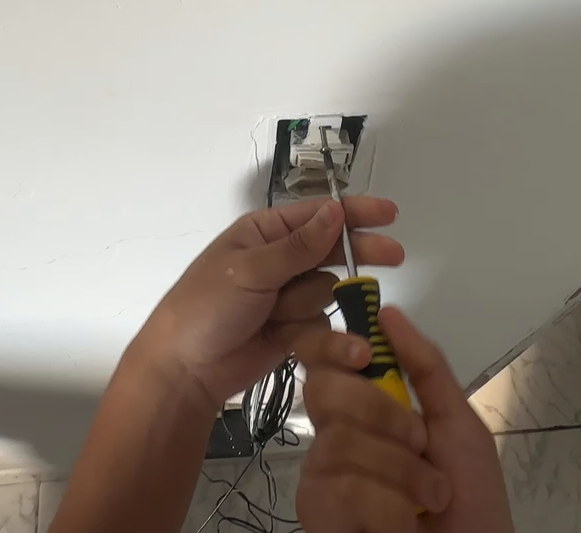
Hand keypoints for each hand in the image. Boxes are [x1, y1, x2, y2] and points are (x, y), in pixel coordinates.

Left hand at [129, 196, 402, 406]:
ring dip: (308, 307)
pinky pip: (323, 327)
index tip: (390, 215)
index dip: (354, 212)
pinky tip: (305, 346)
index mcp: (264, 232)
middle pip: (333, 250)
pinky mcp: (294, 330)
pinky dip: (319, 339)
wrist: (186, 369)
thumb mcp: (251, 271)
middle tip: (395, 256)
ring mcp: (288, 295)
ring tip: (276, 320)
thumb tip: (335, 211)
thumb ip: (298, 247)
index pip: (317, 215)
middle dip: (359, 254)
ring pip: (327, 293)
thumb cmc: (208, 306)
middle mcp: (280, 259)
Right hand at [295, 308, 512, 532]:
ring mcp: (320, 474)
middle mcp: (331, 432)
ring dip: (401, 472)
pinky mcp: (316, 514)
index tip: (365, 353)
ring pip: (338, 441)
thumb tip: (386, 310)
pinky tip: (401, 526)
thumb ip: (426, 367)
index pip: (316, 354)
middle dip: (382, 414)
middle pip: (322, 389)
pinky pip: (337, 490)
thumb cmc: (472, 502)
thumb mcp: (460, 426)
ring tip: (428, 499)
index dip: (329, 343)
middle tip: (420, 441)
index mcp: (360, 403)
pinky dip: (385, 509)